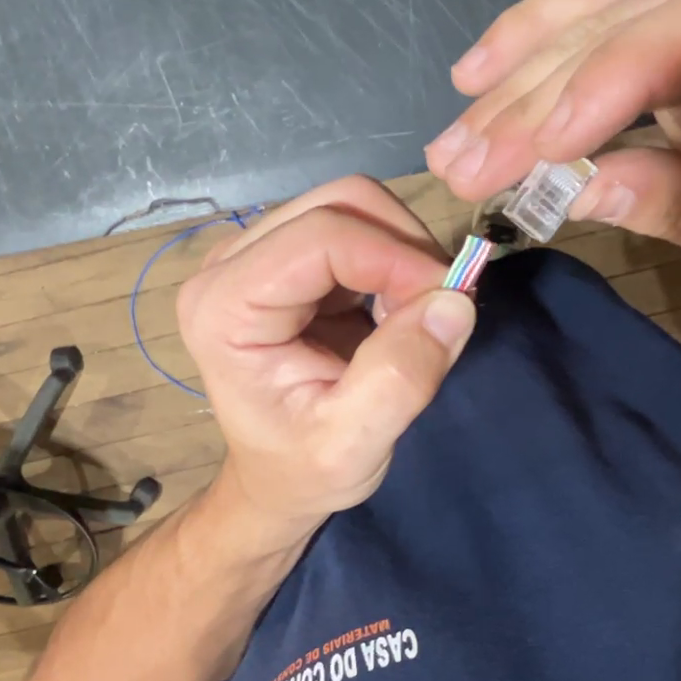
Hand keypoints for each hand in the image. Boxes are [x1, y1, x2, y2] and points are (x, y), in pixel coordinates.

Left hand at [177, 177, 476, 542]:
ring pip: (354, 206)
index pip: (320, 236)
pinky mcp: (290, 258)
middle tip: (438, 309)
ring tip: (416, 317)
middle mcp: (231, 265)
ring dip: (404, 253)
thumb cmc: (301, 470)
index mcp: (224, 308)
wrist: (278, 479)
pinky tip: (398, 312)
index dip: (395, 257)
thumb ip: (399, 376)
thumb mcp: (351, 445)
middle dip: (404, 248)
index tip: (450, 302)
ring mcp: (260, 254)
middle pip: (338, 202)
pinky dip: (396, 261)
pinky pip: (359, 228)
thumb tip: (455, 302)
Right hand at [424, 0, 680, 278]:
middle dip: (540, 99)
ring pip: (601, 13)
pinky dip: (530, 45)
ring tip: (455, 146)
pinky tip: (477, 75)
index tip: (543, 146)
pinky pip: (594, 5)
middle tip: (467, 166)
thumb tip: (583, 190)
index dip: (616, 76)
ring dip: (516, 83)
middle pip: (639, 21)